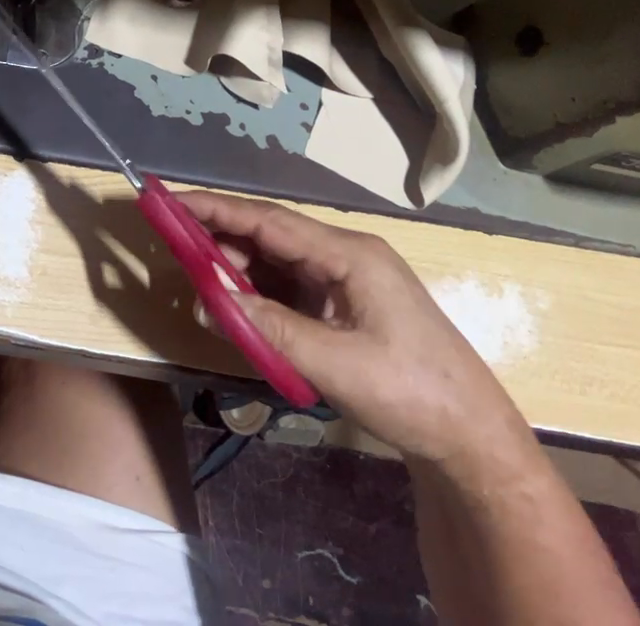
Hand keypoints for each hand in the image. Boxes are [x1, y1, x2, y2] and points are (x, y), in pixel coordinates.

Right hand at [180, 191, 536, 474]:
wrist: (471, 439)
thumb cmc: (411, 392)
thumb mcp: (332, 362)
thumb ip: (265, 326)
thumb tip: (203, 302)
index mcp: (349, 255)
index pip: (268, 221)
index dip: (215, 209)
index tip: (168, 201)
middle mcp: (344, 257)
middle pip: (267, 236)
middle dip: (219, 244)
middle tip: (175, 258)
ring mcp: (343, 281)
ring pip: (272, 262)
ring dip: (236, 275)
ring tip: (205, 296)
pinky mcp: (340, 305)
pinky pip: (284, 288)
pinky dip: (255, 296)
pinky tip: (236, 312)